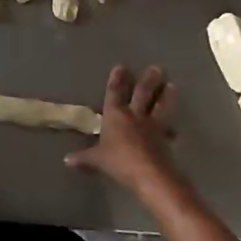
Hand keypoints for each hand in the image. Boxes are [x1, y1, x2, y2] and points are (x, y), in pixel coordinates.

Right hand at [66, 66, 180, 194]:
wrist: (149, 174)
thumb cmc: (118, 161)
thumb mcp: (96, 160)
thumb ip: (83, 158)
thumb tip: (66, 160)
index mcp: (115, 115)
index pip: (115, 93)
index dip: (117, 80)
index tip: (121, 67)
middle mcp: (135, 116)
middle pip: (142, 94)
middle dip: (148, 80)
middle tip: (156, 68)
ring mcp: (153, 126)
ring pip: (160, 107)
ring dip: (166, 97)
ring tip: (172, 86)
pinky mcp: (165, 139)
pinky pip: (169, 131)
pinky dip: (171, 130)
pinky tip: (174, 130)